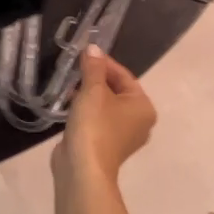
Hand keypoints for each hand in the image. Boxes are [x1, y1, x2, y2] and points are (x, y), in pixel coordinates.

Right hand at [54, 47, 156, 183]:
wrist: (84, 166)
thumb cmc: (94, 125)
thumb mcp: (92, 90)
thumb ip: (93, 67)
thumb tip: (93, 47)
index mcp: (143, 107)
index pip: (125, 76)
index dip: (104, 63)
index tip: (83, 54)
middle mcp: (140, 121)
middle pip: (117, 90)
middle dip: (96, 78)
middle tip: (74, 68)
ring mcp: (125, 134)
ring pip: (107, 105)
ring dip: (90, 93)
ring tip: (69, 84)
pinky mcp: (108, 143)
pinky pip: (100, 118)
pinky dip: (88, 109)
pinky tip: (70, 104)